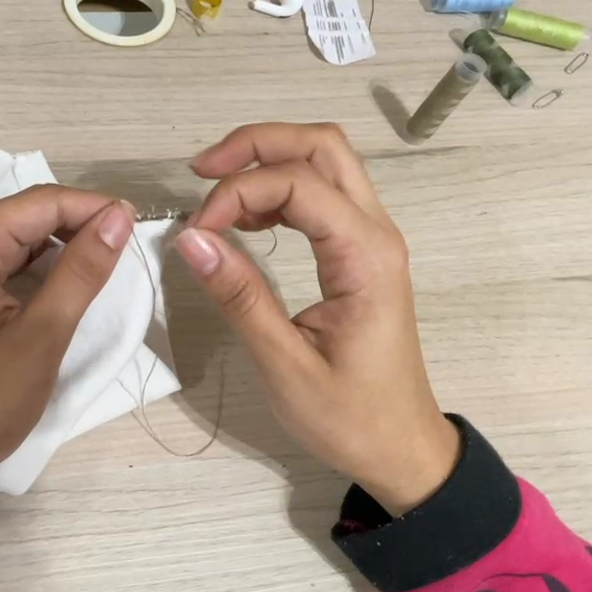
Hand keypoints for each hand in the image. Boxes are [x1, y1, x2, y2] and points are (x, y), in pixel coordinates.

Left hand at [0, 186, 133, 516]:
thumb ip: (81, 272)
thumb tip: (118, 218)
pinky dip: (45, 269)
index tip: (140, 224)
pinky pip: (11, 265)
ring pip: (22, 239)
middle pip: (29, 214)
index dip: (93, 207)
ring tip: (109, 265)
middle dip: (80, 224)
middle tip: (129, 248)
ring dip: (65, 246)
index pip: (40, 202)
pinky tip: (73, 283)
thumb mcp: (41, 336)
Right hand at [175, 123, 458, 514]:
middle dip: (257, 144)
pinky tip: (244, 219)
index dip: (237, 192)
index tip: (195, 231)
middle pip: (322, 147)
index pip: (298, 185)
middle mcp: (375, 233)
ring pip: (324, 163)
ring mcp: (372, 239)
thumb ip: (239, 296)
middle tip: (200, 171)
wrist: (401, 447)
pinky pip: (322, 196)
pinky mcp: (360, 253)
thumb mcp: (284, 364)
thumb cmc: (348, 417)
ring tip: (213, 191)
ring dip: (268, 161)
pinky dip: (279, 191)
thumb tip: (190, 239)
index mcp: (364, 257)